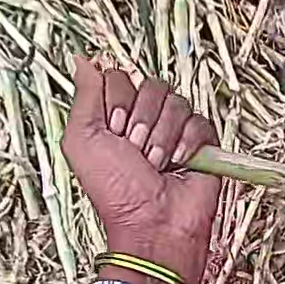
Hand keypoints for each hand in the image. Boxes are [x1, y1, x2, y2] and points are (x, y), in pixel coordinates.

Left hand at [63, 57, 221, 283]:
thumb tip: (83, 59)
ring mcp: (175, 132)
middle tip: (136, 154)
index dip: (118, 104)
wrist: (152, 224)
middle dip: (141, 123)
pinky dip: (188, 143)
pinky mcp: (202, 145)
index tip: (115, 135)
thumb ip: (84, 96)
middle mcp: (145, 121)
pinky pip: (200, 121)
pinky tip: (180, 163)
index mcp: (115, 118)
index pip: (120, 78)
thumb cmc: (115, 192)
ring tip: (157, 164)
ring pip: (175, 102)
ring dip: (163, 137)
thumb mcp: (82, 141)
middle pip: (150, 86)